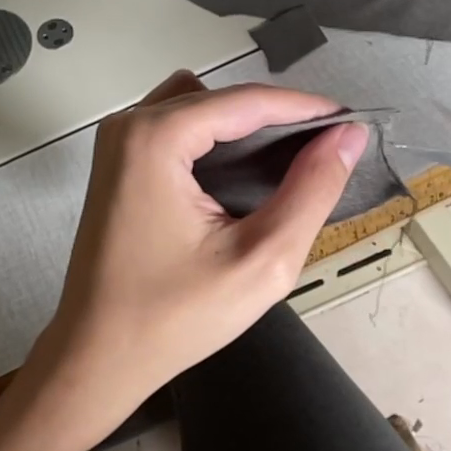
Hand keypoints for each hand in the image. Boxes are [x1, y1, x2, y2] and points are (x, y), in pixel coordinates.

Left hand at [30, 72, 368, 437]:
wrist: (98, 352)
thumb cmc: (174, 316)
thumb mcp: (261, 259)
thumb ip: (311, 191)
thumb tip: (348, 138)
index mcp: (154, 138)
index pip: (244, 101)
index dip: (304, 107)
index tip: (352, 121)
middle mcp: (128, 125)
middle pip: (217, 97)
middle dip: (272, 117)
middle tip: (323, 150)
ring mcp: (115, 141)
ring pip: (194, 105)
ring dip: (238, 124)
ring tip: (285, 162)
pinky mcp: (115, 162)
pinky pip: (171, 126)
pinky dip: (209, 137)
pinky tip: (238, 173)